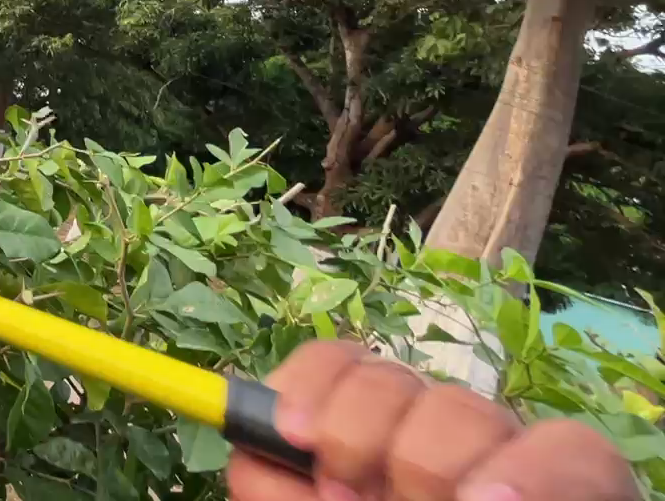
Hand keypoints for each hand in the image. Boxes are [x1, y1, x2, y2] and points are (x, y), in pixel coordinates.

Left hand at [231, 340, 636, 500]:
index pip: (335, 357)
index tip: (294, 436)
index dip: (309, 385)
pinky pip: (570, 449)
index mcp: (363, 412)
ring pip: (462, 408)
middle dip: (357, 435)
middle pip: (388, 378)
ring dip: (425, 462)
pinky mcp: (579, 477)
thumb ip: (265, 472)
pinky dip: (530, 475)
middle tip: (344, 495)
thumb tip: (269, 434)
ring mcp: (503, 444)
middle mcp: (429, 415)